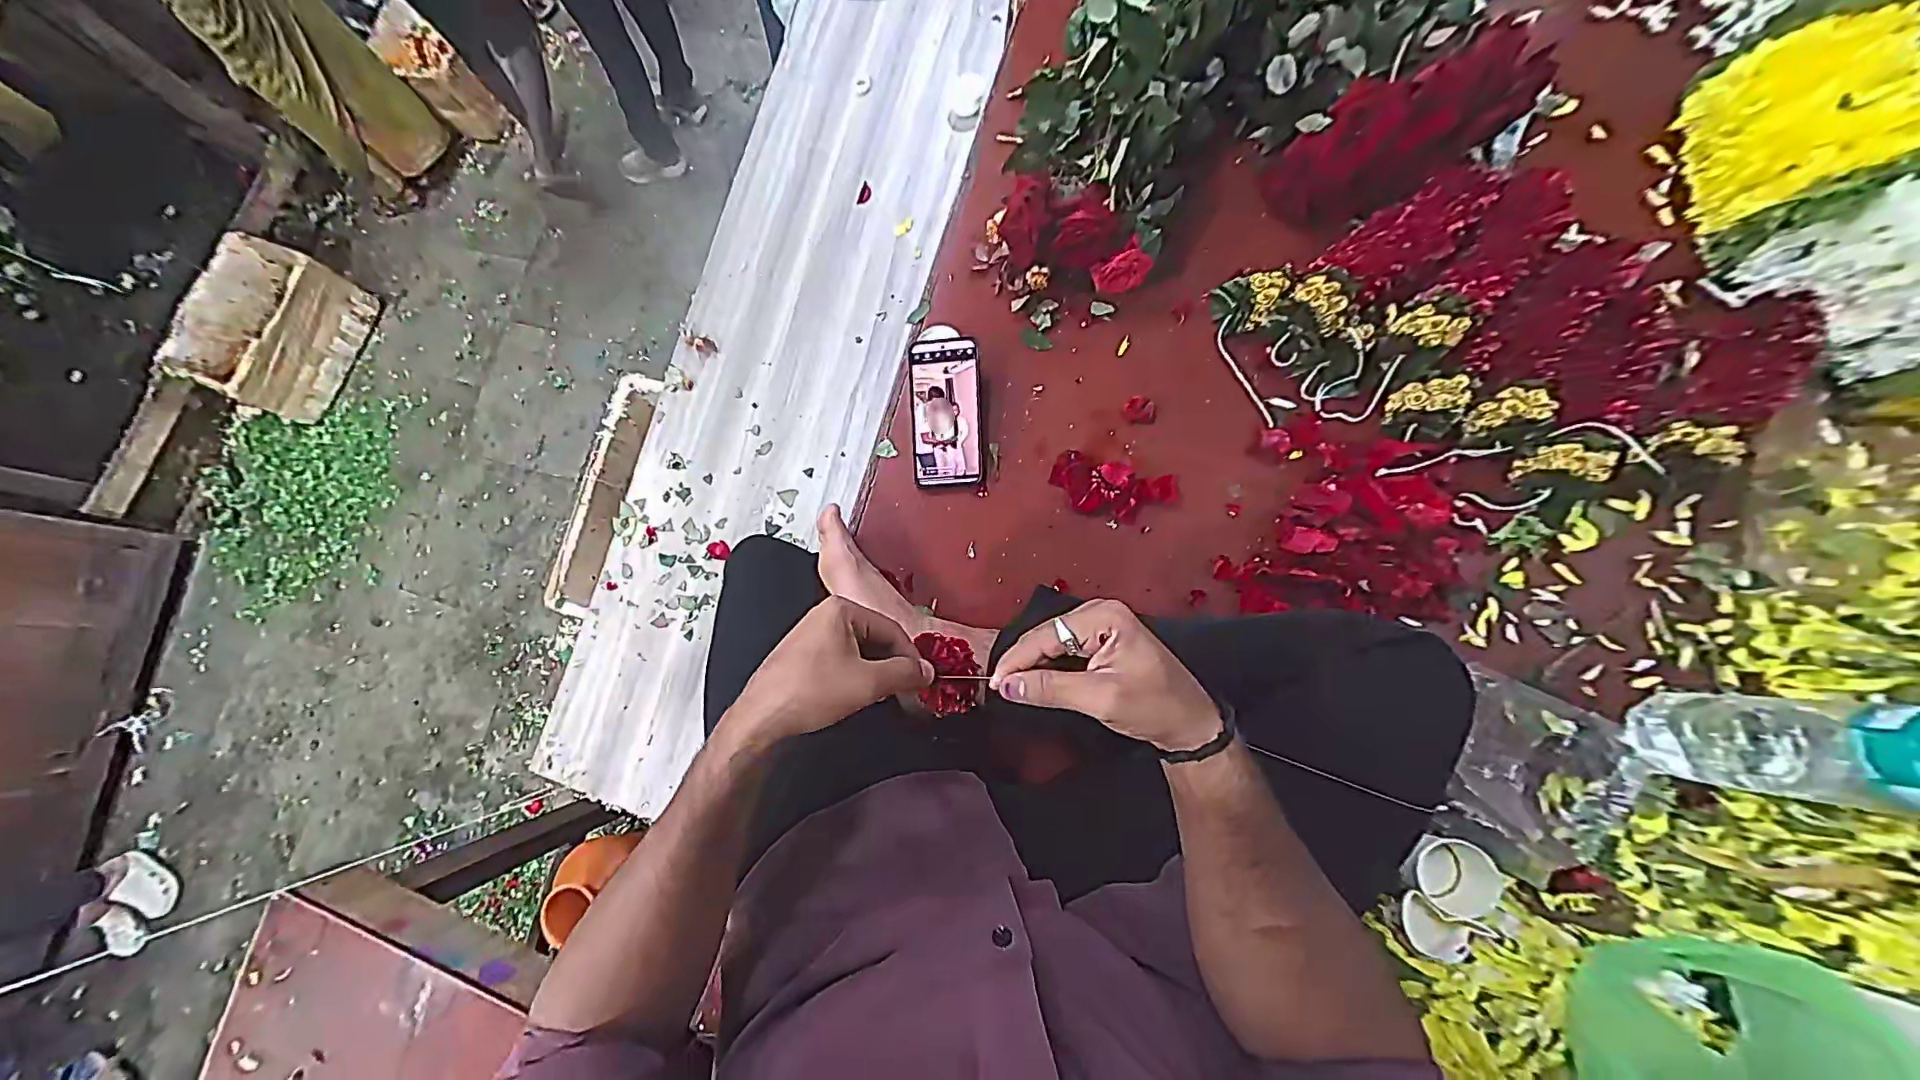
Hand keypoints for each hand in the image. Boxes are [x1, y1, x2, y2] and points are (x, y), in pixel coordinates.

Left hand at [721, 597, 933, 747]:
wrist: (761, 718)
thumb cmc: (809, 692)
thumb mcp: (869, 683)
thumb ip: (904, 673)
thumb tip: (926, 671)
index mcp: (840, 609)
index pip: (891, 628)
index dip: (911, 656)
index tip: (922, 678)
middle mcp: (824, 615)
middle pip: (875, 638)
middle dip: (892, 665)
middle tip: (905, 690)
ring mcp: (811, 635)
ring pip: (859, 651)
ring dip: (875, 673)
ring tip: (882, 696)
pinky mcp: (803, 656)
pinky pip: (841, 659)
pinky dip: (855, 676)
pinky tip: (857, 696)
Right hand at [989, 599, 1222, 753]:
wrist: (1190, 724)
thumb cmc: (1155, 707)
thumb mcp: (1100, 699)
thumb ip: (1051, 688)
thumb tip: (1007, 686)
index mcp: (1105, 616)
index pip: (1046, 634)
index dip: (1017, 660)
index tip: (994, 685)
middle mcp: (1101, 612)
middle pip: (1046, 634)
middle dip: (1022, 661)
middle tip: (999, 688)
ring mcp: (1102, 626)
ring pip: (1052, 643)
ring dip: (1032, 665)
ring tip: (1010, 687)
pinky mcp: (1102, 641)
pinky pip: (1064, 650)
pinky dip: (1047, 667)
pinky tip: (1034, 682)